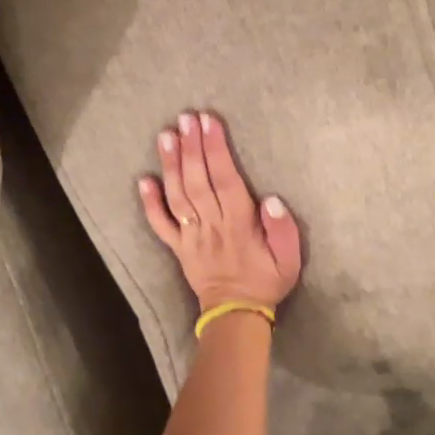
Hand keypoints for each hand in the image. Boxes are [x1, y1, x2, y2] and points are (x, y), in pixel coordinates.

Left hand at [139, 111, 302, 311]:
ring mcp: (191, 236)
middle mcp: (212, 225)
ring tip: (166, 135)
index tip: (209, 122)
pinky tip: (143, 180)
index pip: (225, 179)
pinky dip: (150, 203)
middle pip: (198, 180)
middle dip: (191, 147)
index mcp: (239, 223)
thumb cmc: (267, 281)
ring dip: (171, 165)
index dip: (216, 148)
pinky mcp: (178, 248)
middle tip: (186, 117)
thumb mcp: (290, 259)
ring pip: (178, 196)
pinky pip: (160, 225)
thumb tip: (272, 198)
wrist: (237, 316)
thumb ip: (284, 229)